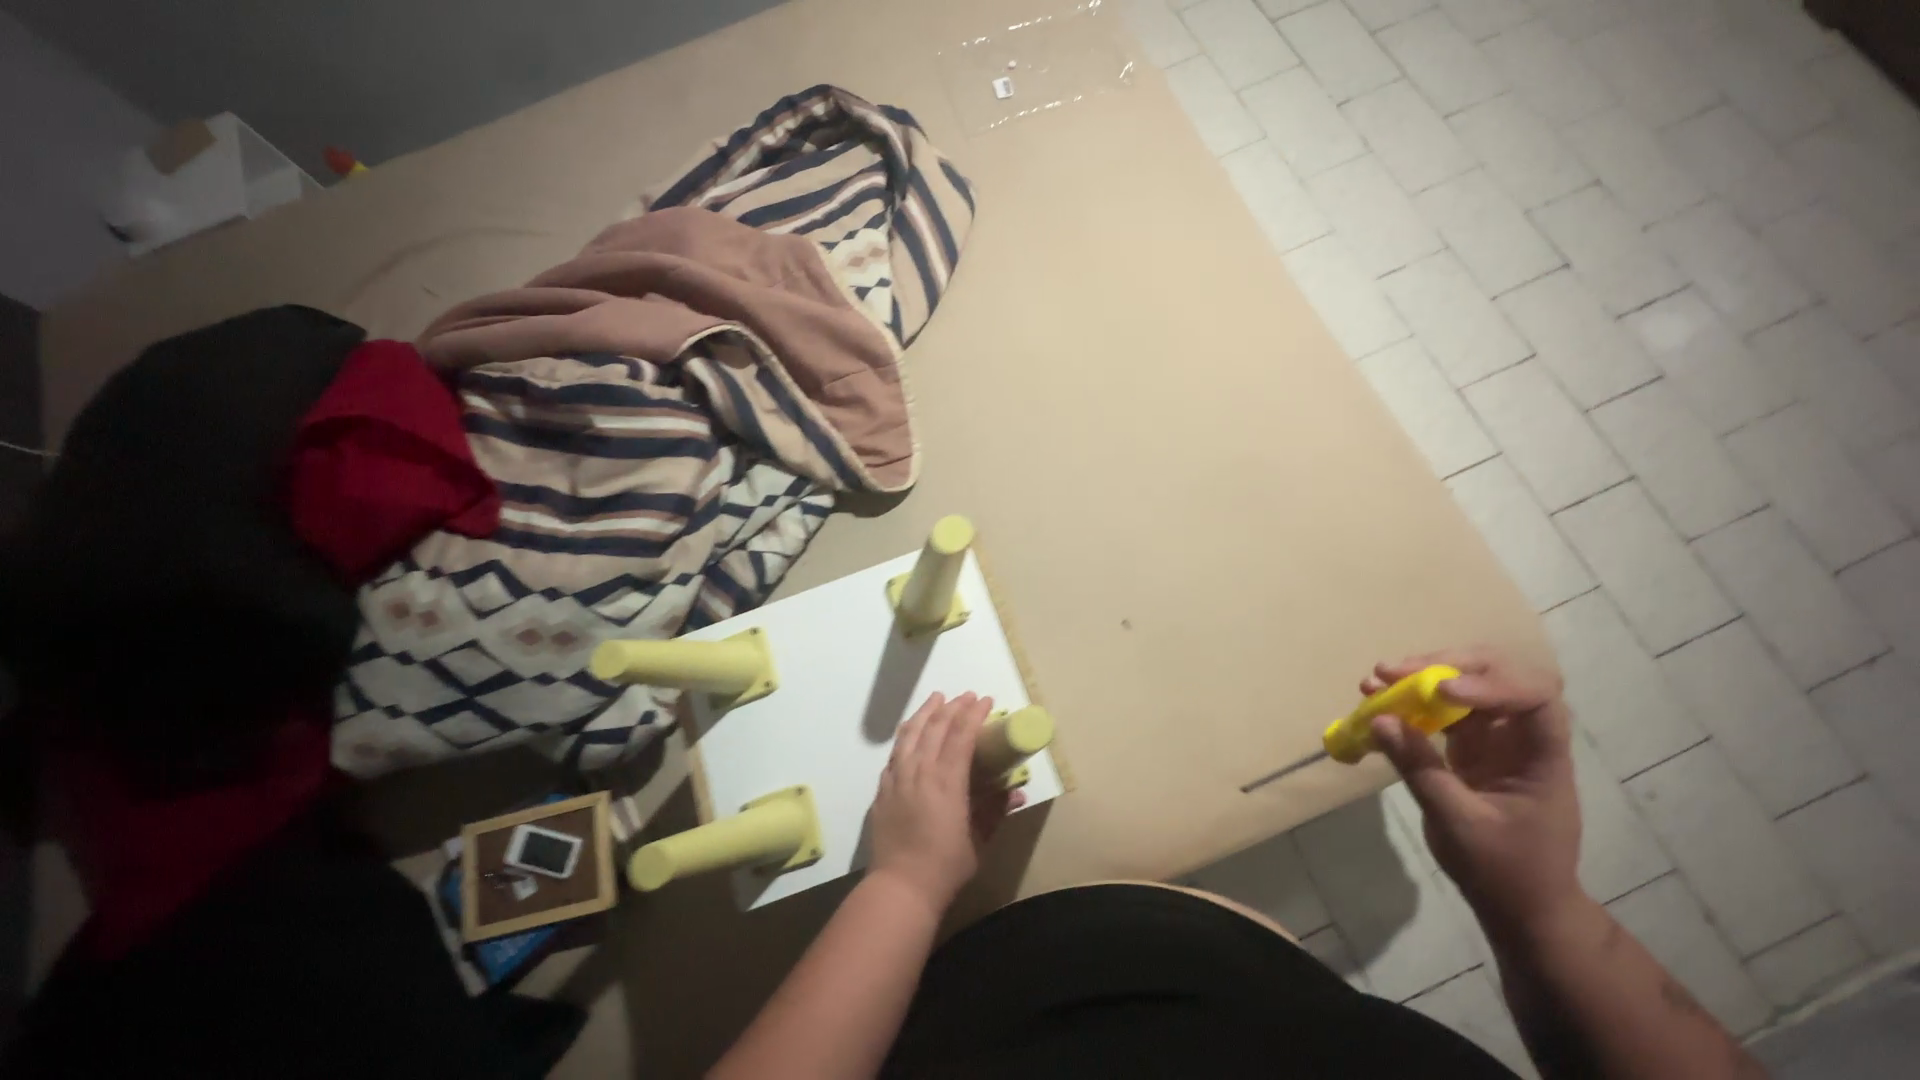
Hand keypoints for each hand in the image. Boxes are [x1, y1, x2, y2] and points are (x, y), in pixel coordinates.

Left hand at [867, 692, 1023, 911]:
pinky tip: (911, 734)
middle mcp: (919, 772)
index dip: (973, 714)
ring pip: (910, 734)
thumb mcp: (978, 840)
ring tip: (936, 699)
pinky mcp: (882, 790)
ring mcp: (897, 779)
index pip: (961, 735)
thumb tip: (1015, 793)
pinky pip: (895, 753)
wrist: (900, 887)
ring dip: (925, 713)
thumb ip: (994, 811)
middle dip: (952, 707)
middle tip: (966, 696)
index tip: (986, 700)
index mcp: (946, 782)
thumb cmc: (945, 867)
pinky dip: (906, 736)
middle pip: (935, 728)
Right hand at [1364, 650, 1582, 929]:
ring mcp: (1496, 740)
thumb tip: (1379, 720)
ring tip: (1377, 678)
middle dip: (1446, 665)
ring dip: (1422, 678)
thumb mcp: (1458, 824)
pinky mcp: (1471, 748)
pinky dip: (1412, 703)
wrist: (1523, 907)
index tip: (1442, 690)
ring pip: (1466, 687)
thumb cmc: (1505, 871)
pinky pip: (1442, 712)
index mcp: (1542, 756)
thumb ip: (1420, 769)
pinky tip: (1380, 700)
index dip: (1492, 683)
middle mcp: (1522, 737)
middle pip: (1498, 675)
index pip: (1535, 697)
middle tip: (1395, 671)